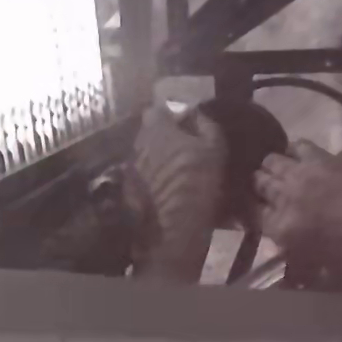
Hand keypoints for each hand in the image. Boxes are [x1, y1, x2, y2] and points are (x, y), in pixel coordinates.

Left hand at [129, 104, 226, 281]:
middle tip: (183, 146)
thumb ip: (206, 126)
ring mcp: (129, 167)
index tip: (184, 123)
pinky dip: (152, 176)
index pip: (157, 109)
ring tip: (177, 168)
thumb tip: (197, 112)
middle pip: (149, 132)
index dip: (170, 114)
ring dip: (157, 156)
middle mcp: (137, 144)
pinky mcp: (127, 189)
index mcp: (156, 128)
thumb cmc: (197, 186)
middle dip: (163, 135)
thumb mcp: (214, 150)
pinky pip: (142, 174)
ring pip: (145, 153)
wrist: (172, 232)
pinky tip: (166, 187)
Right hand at [255, 142, 341, 281]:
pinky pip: (297, 146)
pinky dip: (294, 150)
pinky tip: (298, 157)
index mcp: (276, 226)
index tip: (255, 207)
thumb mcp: (303, 257)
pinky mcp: (319, 159)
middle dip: (258, 184)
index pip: (249, 210)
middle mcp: (280, 197)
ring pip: (271, 161)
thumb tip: (268, 225)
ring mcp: (299, 175)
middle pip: (257, 181)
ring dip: (272, 166)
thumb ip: (280, 239)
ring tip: (281, 170)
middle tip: (266, 187)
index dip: (250, 206)